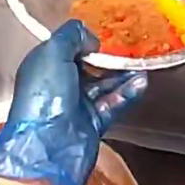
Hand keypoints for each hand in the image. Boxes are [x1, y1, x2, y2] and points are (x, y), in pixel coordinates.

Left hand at [0, 20, 147, 184]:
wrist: (48, 149)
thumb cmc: (43, 98)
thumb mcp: (52, 53)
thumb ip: (72, 35)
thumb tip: (90, 39)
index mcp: (44, 67)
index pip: (66, 48)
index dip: (84, 41)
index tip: (102, 36)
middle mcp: (59, 85)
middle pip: (88, 65)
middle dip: (107, 57)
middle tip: (127, 48)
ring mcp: (76, 105)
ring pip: (104, 84)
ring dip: (122, 73)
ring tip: (140, 63)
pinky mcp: (93, 122)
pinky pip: (113, 103)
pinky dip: (127, 92)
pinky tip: (141, 82)